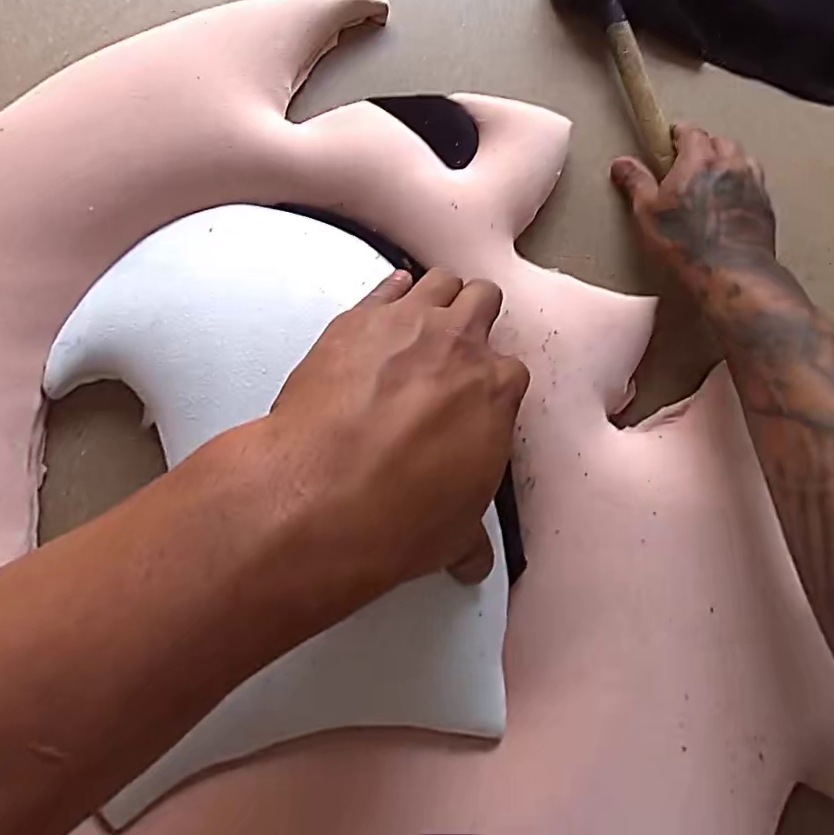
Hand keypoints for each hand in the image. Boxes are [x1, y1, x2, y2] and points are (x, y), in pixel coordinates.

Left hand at [255, 268, 528, 598]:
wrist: (323, 492)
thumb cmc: (394, 510)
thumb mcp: (454, 533)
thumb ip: (471, 534)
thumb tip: (471, 554)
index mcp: (495, 390)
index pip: (510, 369)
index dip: (492, 380)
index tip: (477, 392)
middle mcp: (459, 345)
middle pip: (482, 300)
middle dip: (474, 315)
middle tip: (458, 337)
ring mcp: (409, 324)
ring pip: (441, 281)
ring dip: (438, 294)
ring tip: (424, 314)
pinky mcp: (359, 318)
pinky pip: (387, 284)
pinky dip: (391, 290)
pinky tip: (385, 304)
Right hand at [611, 124, 776, 275]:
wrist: (727, 274)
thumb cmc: (688, 245)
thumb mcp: (647, 211)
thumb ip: (636, 182)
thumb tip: (623, 166)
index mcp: (699, 160)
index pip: (691, 131)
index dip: (677, 134)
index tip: (667, 141)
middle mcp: (730, 166)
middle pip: (719, 141)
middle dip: (702, 146)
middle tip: (684, 163)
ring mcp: (751, 184)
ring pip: (740, 159)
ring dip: (725, 163)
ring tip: (707, 180)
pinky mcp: (763, 205)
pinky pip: (753, 182)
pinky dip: (739, 184)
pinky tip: (725, 202)